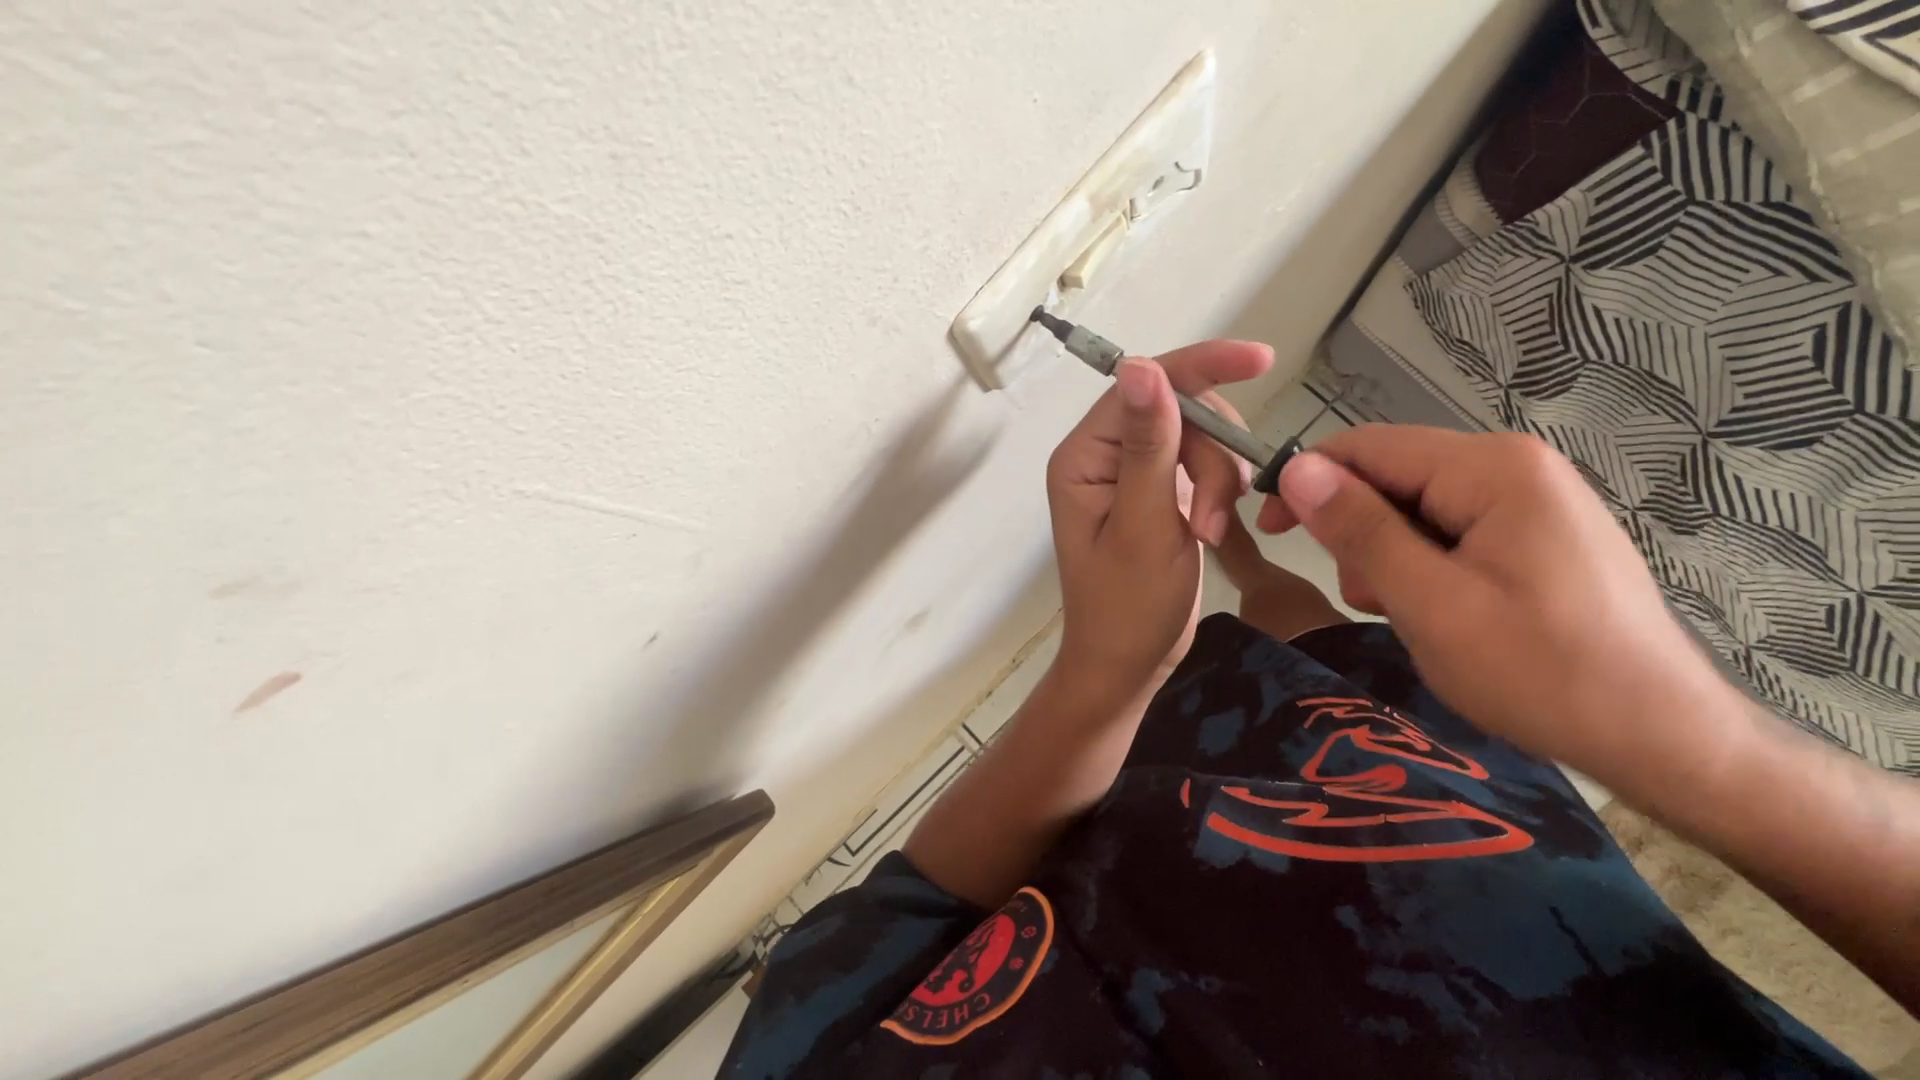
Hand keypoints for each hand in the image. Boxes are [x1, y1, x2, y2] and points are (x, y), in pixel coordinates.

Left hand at [1047, 340, 1270, 697]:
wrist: (1129, 665)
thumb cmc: (1127, 608)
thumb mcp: (1143, 525)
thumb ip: (1148, 446)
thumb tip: (1141, 365)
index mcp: (1083, 455)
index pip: (1143, 386)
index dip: (1201, 368)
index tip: (1261, 360)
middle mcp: (1103, 455)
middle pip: (1181, 412)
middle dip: (1212, 457)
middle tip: (1214, 518)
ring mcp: (1133, 473)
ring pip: (1200, 439)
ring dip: (1219, 481)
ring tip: (1210, 533)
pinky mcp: (1159, 492)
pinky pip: (1203, 466)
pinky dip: (1219, 492)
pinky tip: (1213, 529)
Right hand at [1257, 425, 1737, 776]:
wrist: (1661, 735)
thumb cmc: (1540, 671)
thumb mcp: (1430, 603)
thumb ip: (1360, 531)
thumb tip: (1296, 469)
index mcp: (1493, 468)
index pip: (1368, 446)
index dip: (1307, 480)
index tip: (1269, 530)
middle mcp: (1516, 466)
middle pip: (1394, 474)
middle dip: (1357, 529)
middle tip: (1360, 596)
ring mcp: (1534, 499)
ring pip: (1419, 506)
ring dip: (1387, 554)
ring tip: (1400, 612)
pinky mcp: (1540, 534)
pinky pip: (1453, 530)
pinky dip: (1424, 565)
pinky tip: (1434, 610)